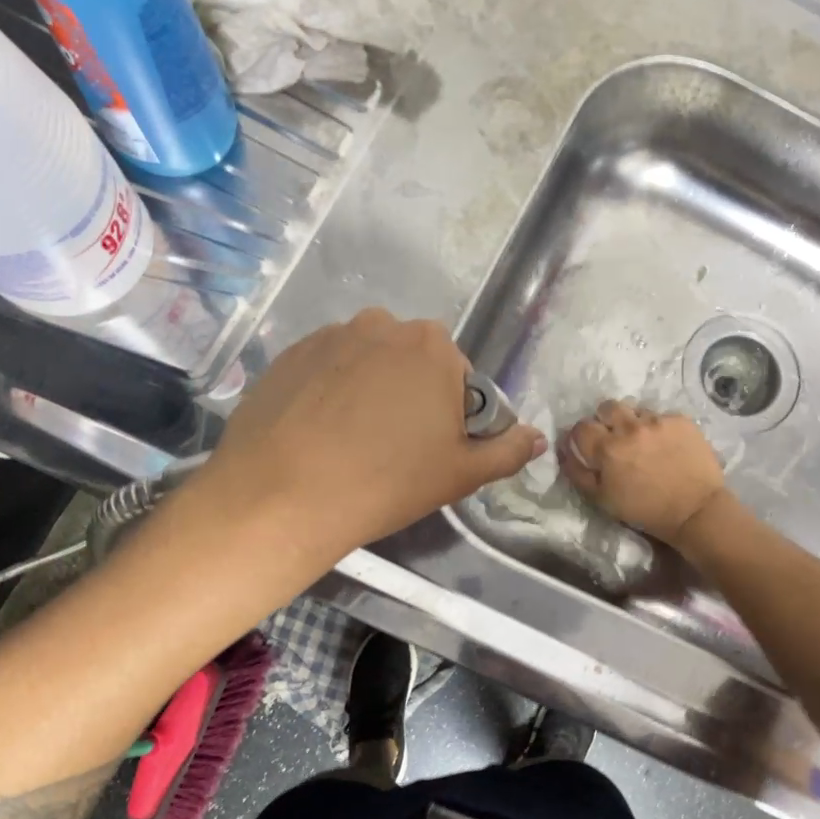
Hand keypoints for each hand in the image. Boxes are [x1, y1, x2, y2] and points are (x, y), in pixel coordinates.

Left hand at [182, 309, 544, 562]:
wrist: (282, 494)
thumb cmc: (387, 482)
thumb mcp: (461, 474)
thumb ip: (507, 451)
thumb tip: (537, 437)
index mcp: (433, 347)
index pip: (459, 377)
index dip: (451, 416)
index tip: (433, 450)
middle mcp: (383, 325)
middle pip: (412, 363)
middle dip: (411, 397)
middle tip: (394, 450)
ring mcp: (330, 335)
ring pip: (367, 364)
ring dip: (369, 391)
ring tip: (351, 443)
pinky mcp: (289, 354)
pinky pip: (326, 370)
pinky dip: (330, 394)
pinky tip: (319, 435)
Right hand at [559, 400, 728, 545]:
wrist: (695, 511)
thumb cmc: (645, 511)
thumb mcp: (603, 500)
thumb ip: (579, 472)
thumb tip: (565, 451)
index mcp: (607, 449)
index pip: (581, 427)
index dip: (582, 435)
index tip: (590, 445)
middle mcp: (630, 427)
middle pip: (607, 407)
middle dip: (607, 420)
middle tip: (616, 438)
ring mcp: (658, 421)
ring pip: (636, 410)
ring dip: (634, 422)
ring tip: (644, 441)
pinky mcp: (681, 420)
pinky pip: (662, 416)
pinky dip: (660, 428)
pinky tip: (668, 445)